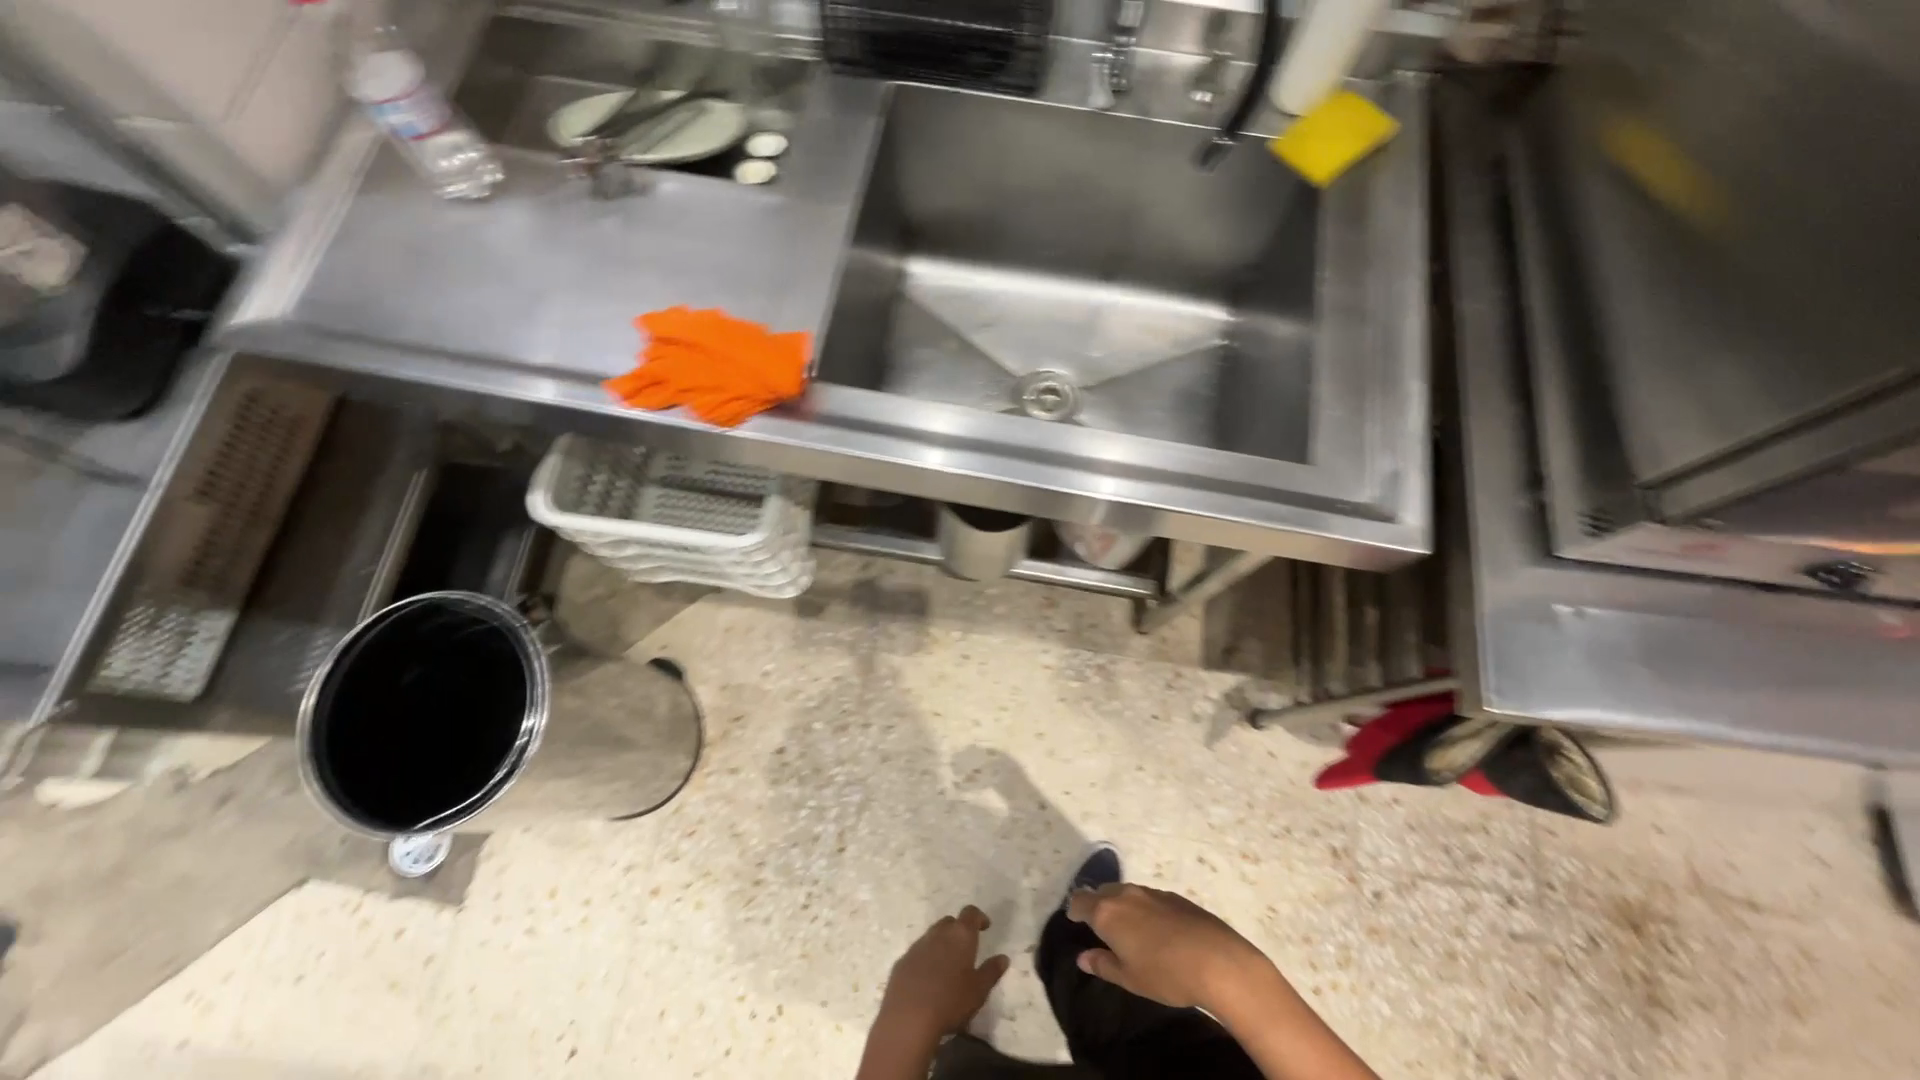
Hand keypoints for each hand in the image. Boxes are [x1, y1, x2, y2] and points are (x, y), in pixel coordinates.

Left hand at [876, 906, 1010, 1043]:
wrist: (908, 1018)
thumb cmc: (951, 1002)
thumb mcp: (979, 990)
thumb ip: (991, 971)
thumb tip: (1003, 958)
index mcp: (960, 936)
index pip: (970, 913)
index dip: (979, 917)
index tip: (985, 927)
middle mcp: (937, 934)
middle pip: (949, 922)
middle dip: (958, 930)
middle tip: (966, 948)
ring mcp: (916, 947)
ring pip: (932, 936)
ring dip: (941, 944)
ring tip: (947, 966)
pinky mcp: (901, 962)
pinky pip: (917, 953)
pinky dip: (925, 958)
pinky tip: (927, 979)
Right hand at [1067, 883, 1277, 1011]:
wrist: (1219, 962)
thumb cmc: (1166, 974)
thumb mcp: (1129, 978)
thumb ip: (1103, 964)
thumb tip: (1083, 957)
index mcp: (1107, 913)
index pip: (1080, 901)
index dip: (1075, 910)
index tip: (1075, 922)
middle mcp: (1126, 895)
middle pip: (1103, 892)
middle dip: (1098, 905)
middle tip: (1103, 929)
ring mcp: (1153, 893)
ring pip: (1127, 893)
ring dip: (1123, 906)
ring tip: (1131, 931)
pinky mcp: (1176, 897)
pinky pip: (1150, 898)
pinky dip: (1145, 909)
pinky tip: (1158, 931)